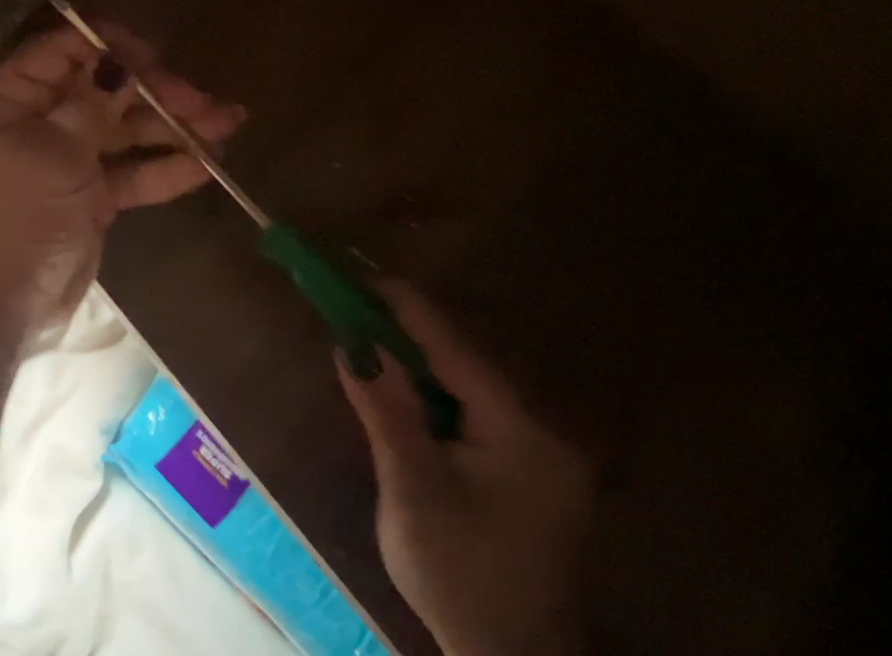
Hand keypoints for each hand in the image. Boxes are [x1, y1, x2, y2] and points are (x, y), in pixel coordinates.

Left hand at [0, 22, 244, 326]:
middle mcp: (34, 121)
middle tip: (202, 100)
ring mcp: (63, 159)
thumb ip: (92, 103)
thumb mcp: (57, 152)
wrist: (7, 304)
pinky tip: (206, 164)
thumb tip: (119, 60)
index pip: (61, 52)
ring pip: (121, 130)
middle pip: (100, 90)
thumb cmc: (21, 216)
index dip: (109, 47)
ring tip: (228, 123)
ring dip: (170, 127)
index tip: (156, 55)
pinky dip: (162, 169)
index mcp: (9, 100)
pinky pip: (129, 172)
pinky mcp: (87, 195)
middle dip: (153, 93)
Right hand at [339, 283, 594, 655]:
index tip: (357, 272)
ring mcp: (538, 447)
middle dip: (403, 326)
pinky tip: (398, 385)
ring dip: (414, 356)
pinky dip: (430, 389)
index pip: (453, 347)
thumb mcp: (411, 486)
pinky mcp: (525, 464)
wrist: (508, 650)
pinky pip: (471, 406)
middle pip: (463, 356)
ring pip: (466, 380)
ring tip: (363, 331)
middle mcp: (541, 426)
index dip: (402, 306)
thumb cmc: (458, 568)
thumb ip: (386, 408)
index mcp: (522, 427)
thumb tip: (352, 343)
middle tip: (349, 300)